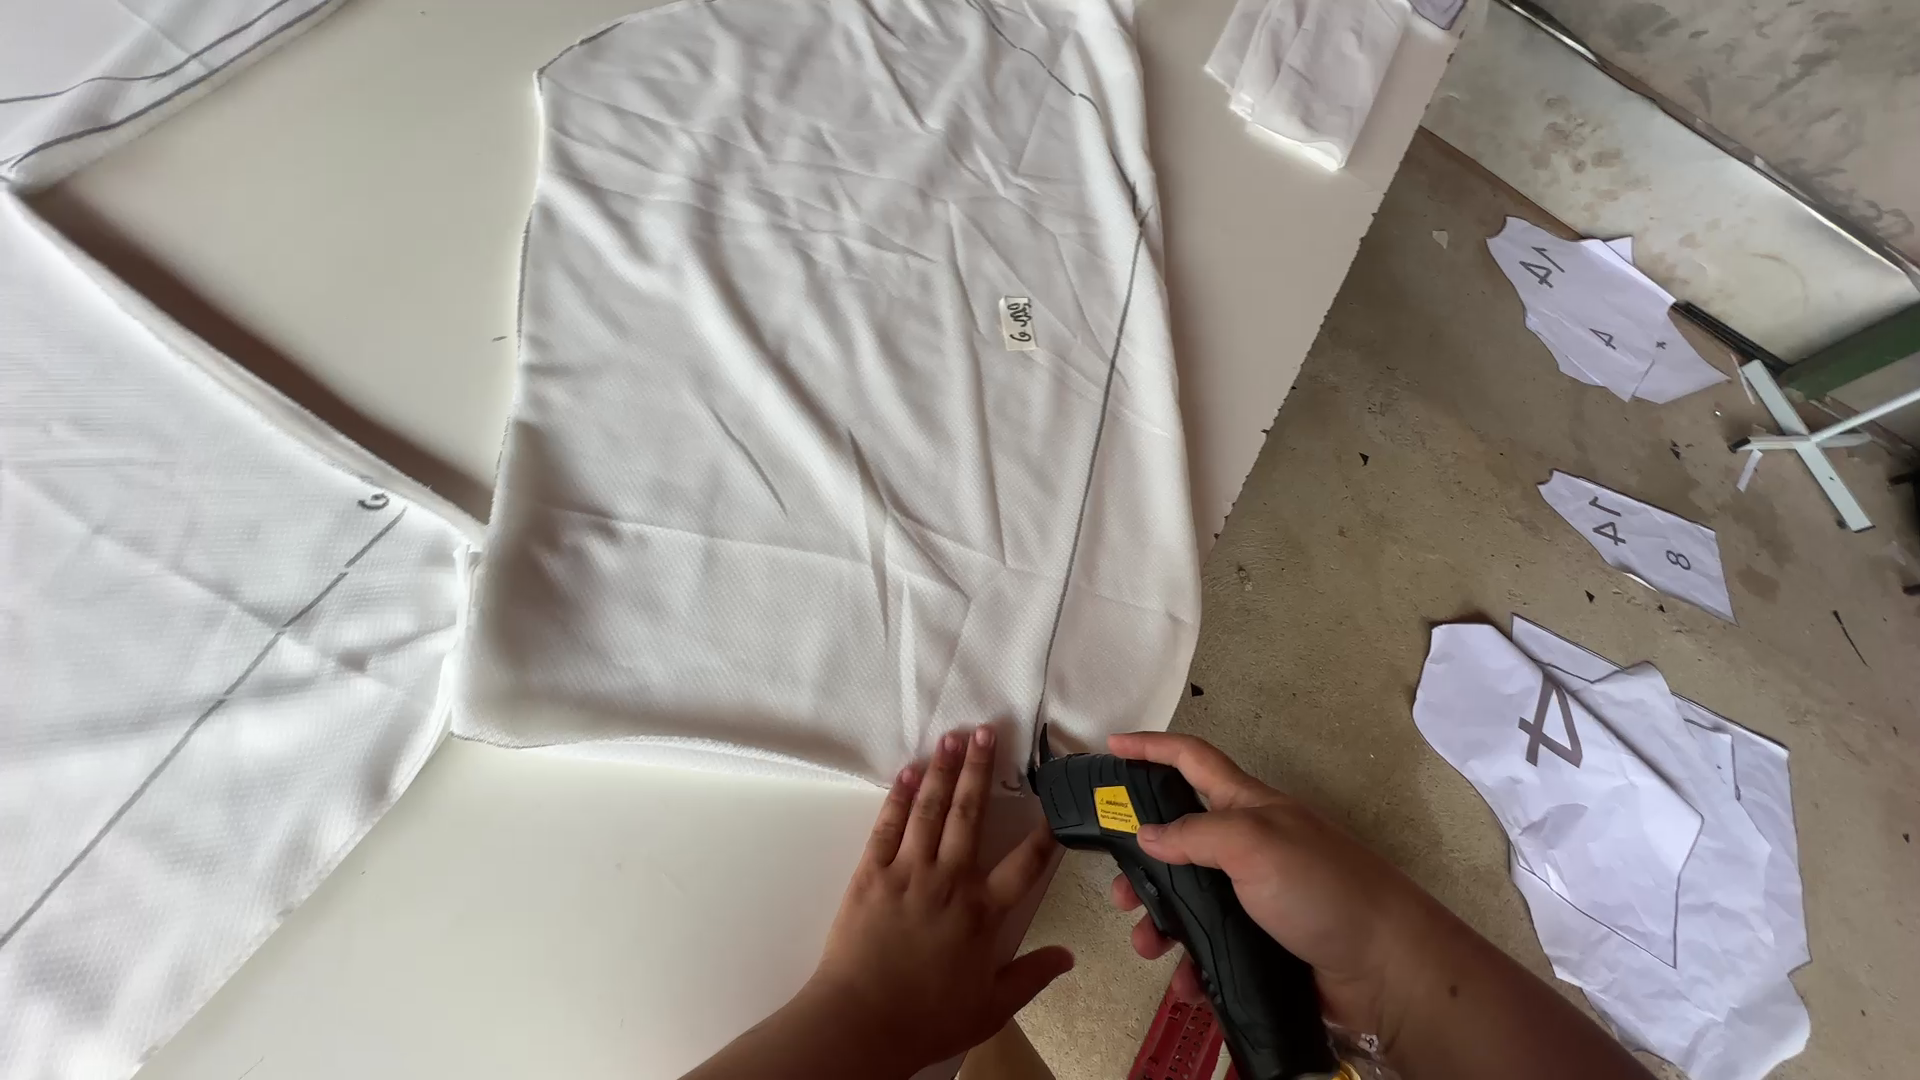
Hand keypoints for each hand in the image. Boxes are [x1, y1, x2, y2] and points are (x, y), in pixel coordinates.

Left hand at [800, 726, 1070, 1075]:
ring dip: (943, 770)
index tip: (1055, 805)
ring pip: (930, 809)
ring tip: (953, 737)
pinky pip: (888, 825)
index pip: (1024, 865)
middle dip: (981, 770)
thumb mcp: (991, 1006)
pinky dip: (898, 796)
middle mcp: (949, 880)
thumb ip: (1032, 976)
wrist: (861, 1024)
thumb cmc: (928, 1018)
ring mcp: (908, 871)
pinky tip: (908, 770)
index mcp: (982, 912)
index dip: (1044, 835)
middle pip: (971, 815)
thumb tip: (1069, 956)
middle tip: (987, 731)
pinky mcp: (872, 871)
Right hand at [1105, 731, 1436, 1036]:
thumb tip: (1145, 835)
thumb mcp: (1254, 844)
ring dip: (1158, 921)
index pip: (1190, 759)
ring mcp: (1251, 896)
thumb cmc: (1321, 888)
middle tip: (1119, 890)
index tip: (1111, 746)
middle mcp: (1244, 845)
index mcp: (1245, 806)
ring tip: (1147, 946)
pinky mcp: (1258, 943)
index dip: (1151, 747)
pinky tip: (1184, 983)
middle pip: (1175, 838)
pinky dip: (1190, 965)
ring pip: (1185, 900)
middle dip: (1140, 861)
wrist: (1390, 973)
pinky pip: (1209, 949)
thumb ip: (1194, 834)